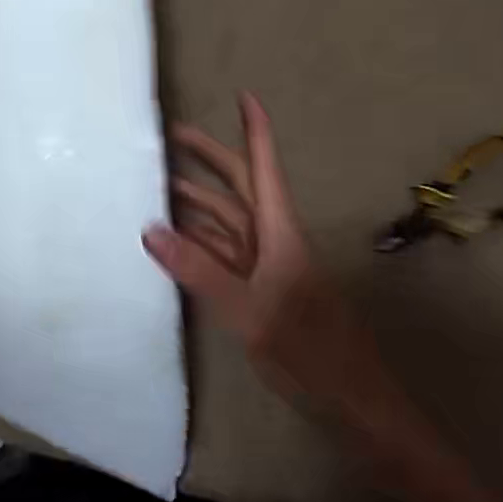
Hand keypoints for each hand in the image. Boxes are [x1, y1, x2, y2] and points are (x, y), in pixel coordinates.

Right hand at [144, 92, 355, 400]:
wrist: (353, 404)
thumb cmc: (312, 353)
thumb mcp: (250, 311)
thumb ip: (199, 270)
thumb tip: (149, 228)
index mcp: (279, 233)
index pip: (263, 170)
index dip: (255, 133)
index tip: (244, 97)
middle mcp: (271, 241)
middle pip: (239, 188)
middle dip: (208, 159)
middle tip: (169, 138)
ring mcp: (264, 267)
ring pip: (226, 221)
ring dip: (196, 201)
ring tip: (154, 185)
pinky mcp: (257, 290)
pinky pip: (221, 253)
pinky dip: (196, 241)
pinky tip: (171, 239)